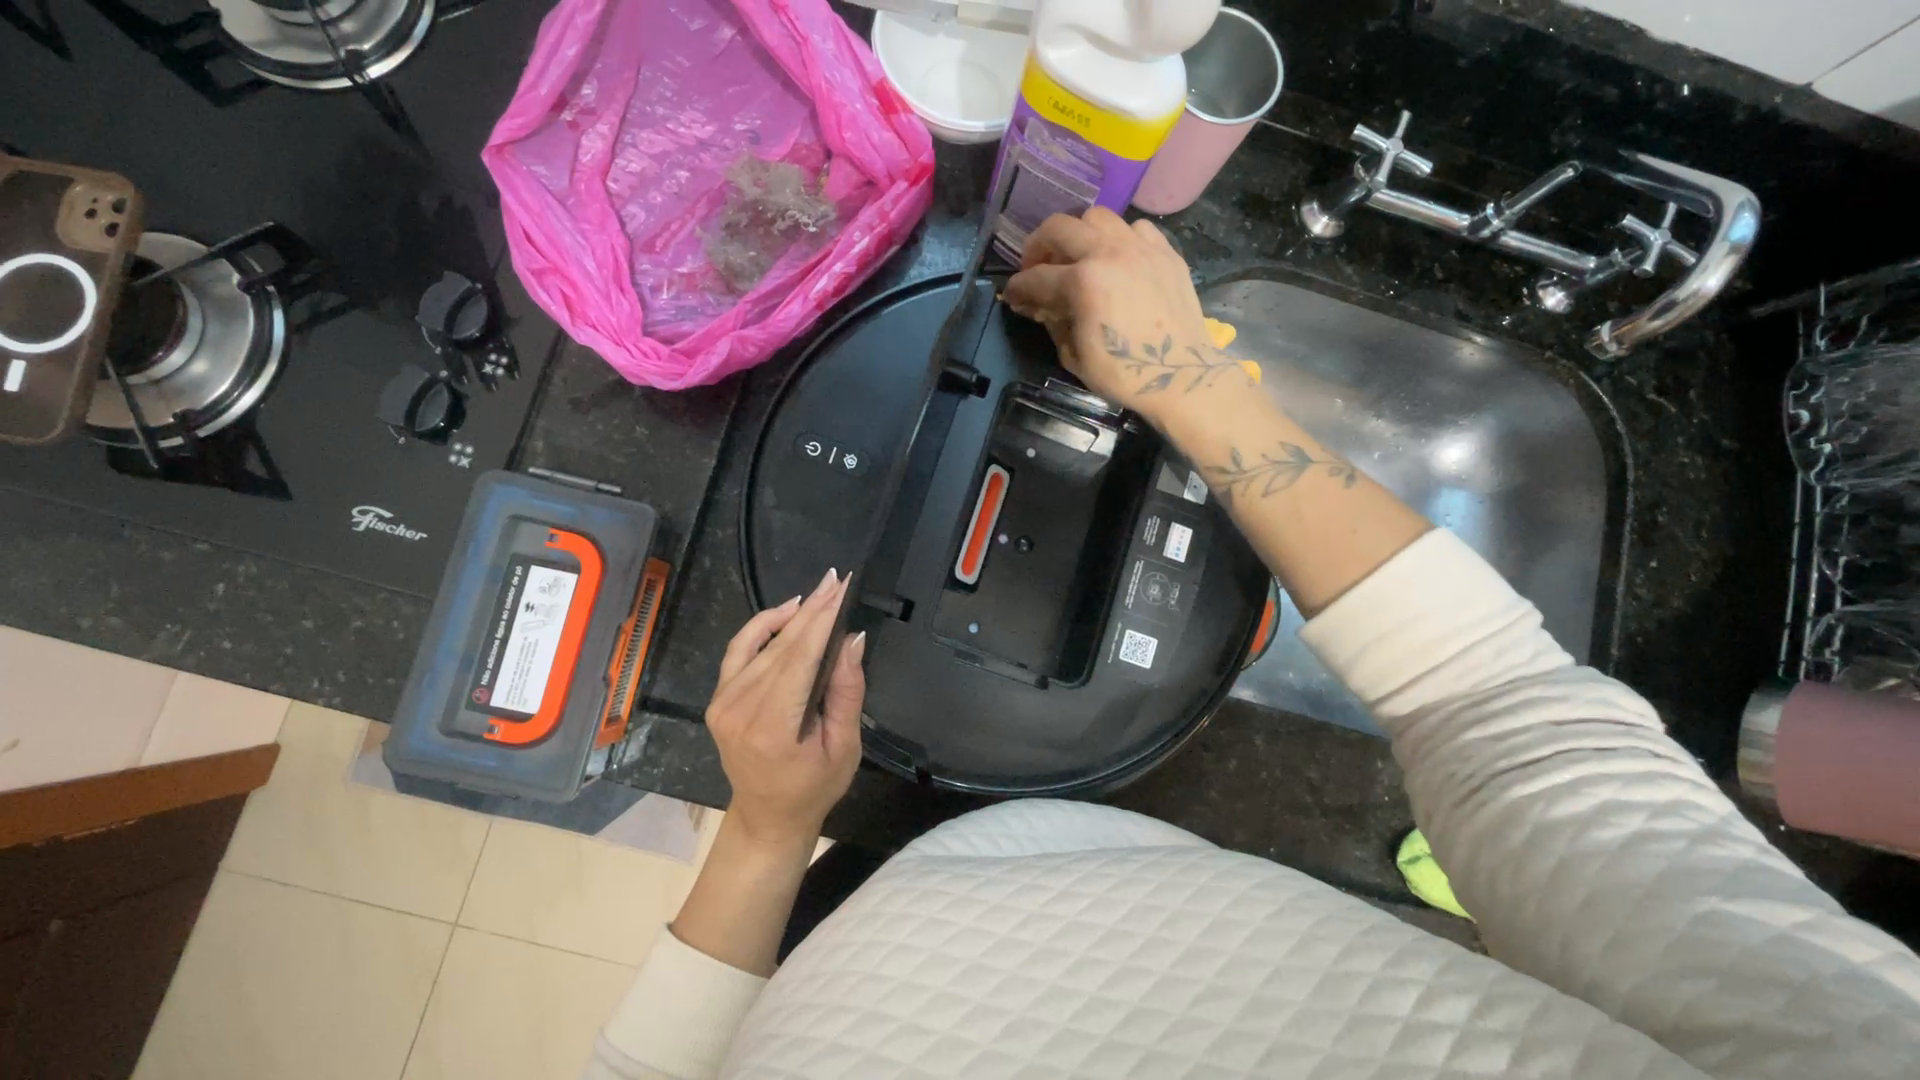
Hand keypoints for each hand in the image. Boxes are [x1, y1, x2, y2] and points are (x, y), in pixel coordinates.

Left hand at [706, 568, 865, 847]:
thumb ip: (846, 692)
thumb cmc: (814, 788)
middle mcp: (739, 709)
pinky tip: (787, 610)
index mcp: (772, 727)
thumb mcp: (844, 747)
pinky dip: (761, 627)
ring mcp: (723, 702)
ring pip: (762, 644)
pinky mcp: (718, 698)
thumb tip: (851, 640)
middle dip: (813, 610)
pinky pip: (739, 650)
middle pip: (782, 646)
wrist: (768, 816)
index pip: (799, 658)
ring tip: (822, 591)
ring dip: (793, 615)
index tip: (841, 589)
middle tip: (837, 580)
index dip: (822, 619)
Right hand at [1004, 208, 1252, 422]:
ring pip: (1098, 217)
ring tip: (1078, 257)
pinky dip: (1119, 238)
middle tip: (1037, 266)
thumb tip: (1042, 307)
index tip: (1012, 296)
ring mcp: (1140, 248)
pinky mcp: (1165, 252)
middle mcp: (1109, 253)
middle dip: (1039, 246)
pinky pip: (1135, 228)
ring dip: (1079, 234)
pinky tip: (1117, 260)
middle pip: (1060, 227)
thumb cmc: (1124, 374)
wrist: (1182, 376)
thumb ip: (1054, 323)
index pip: (1035, 277)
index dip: (1017, 288)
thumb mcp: (1074, 356)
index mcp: (1082, 282)